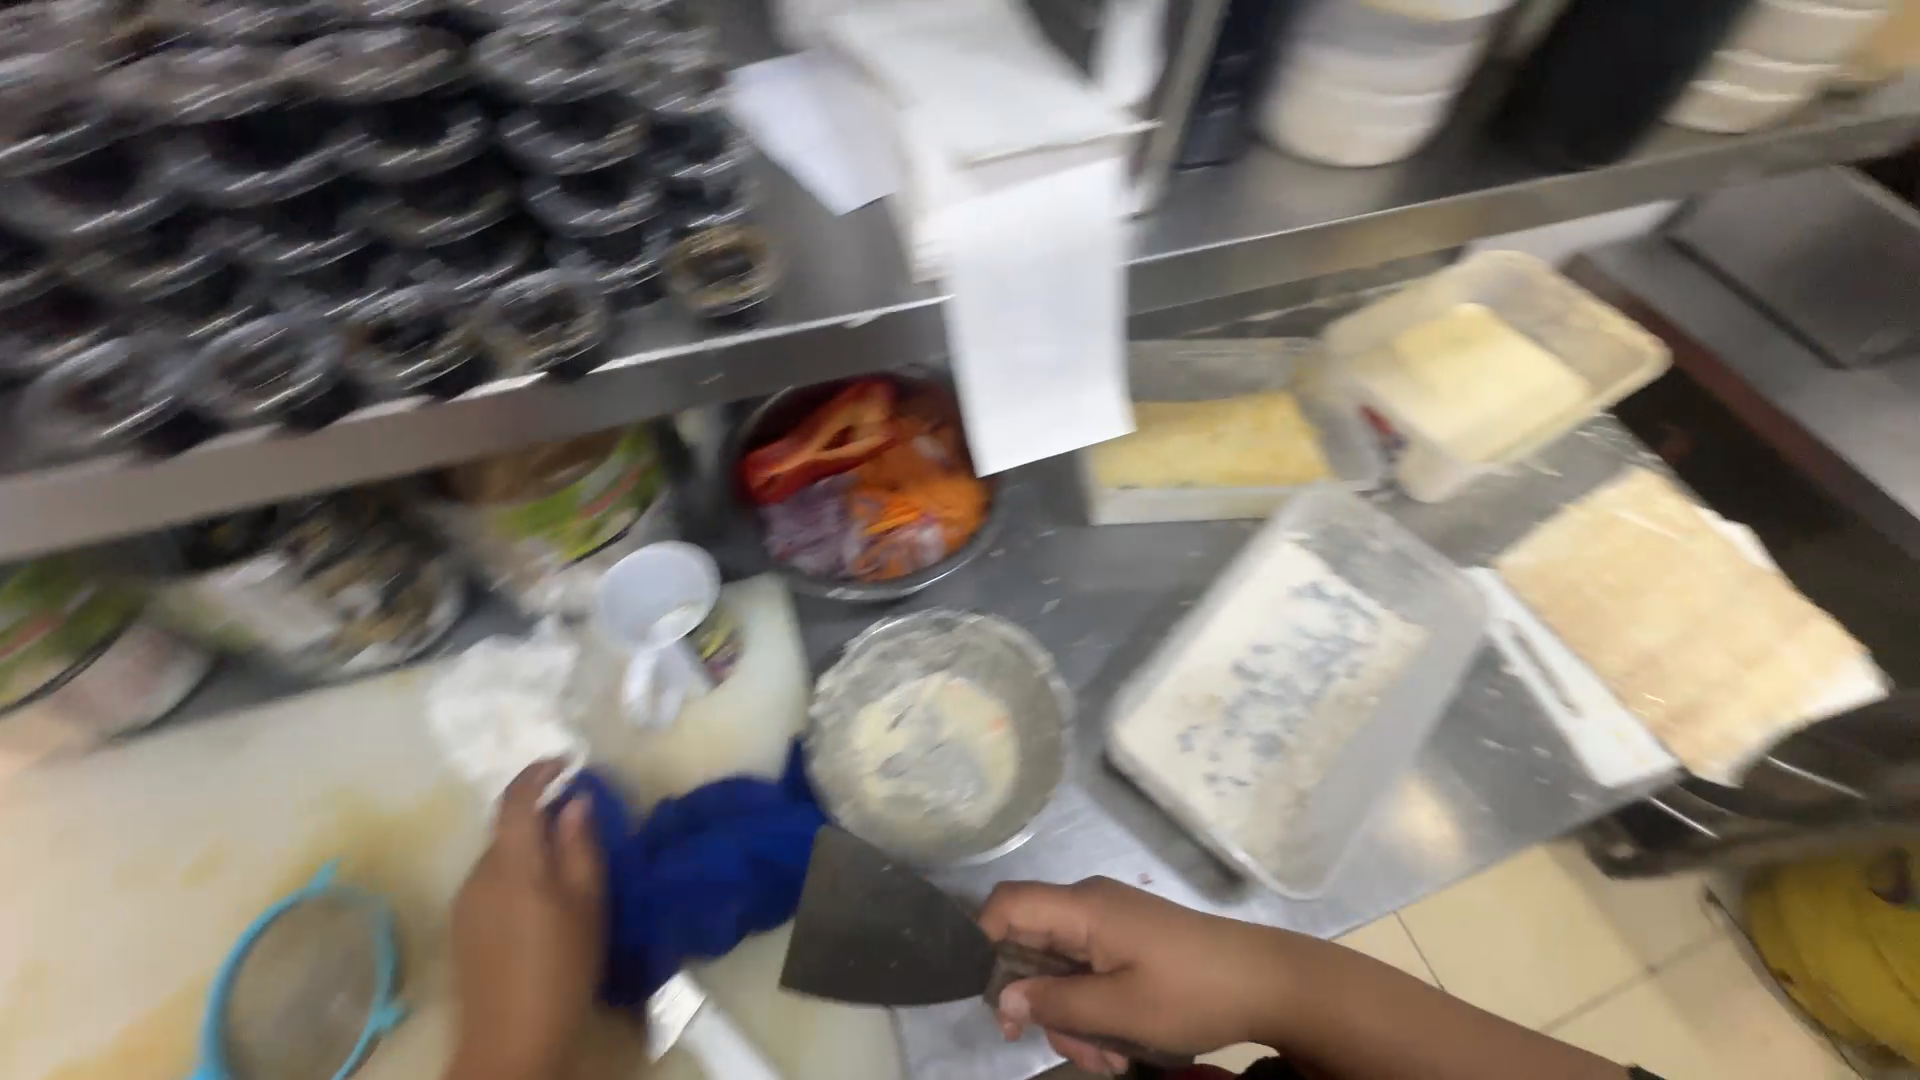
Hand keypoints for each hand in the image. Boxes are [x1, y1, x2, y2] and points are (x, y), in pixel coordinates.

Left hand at [446, 761, 605, 1079]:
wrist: (510, 1044)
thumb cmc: (562, 967)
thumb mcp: (588, 902)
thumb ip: (580, 846)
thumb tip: (575, 801)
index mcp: (513, 865)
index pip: (516, 800)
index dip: (539, 773)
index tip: (568, 762)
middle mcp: (479, 875)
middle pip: (509, 828)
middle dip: (543, 815)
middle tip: (584, 822)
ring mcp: (465, 903)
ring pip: (502, 855)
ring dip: (531, 846)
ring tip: (569, 865)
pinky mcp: (462, 927)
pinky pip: (492, 880)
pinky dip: (519, 872)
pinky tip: (544, 901)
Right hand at [978, 877, 1297, 1074]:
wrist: (1265, 980)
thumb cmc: (1190, 991)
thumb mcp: (1120, 1010)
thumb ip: (1056, 1003)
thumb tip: (1002, 999)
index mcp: (1082, 907)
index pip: (1008, 904)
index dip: (984, 942)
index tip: (992, 1000)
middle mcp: (1089, 904)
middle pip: (1034, 945)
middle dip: (1044, 1003)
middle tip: (1074, 1048)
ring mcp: (1110, 921)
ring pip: (1062, 967)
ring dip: (1074, 1017)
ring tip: (1112, 1057)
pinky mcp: (1128, 938)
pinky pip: (1090, 969)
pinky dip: (1095, 1007)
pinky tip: (1122, 1044)